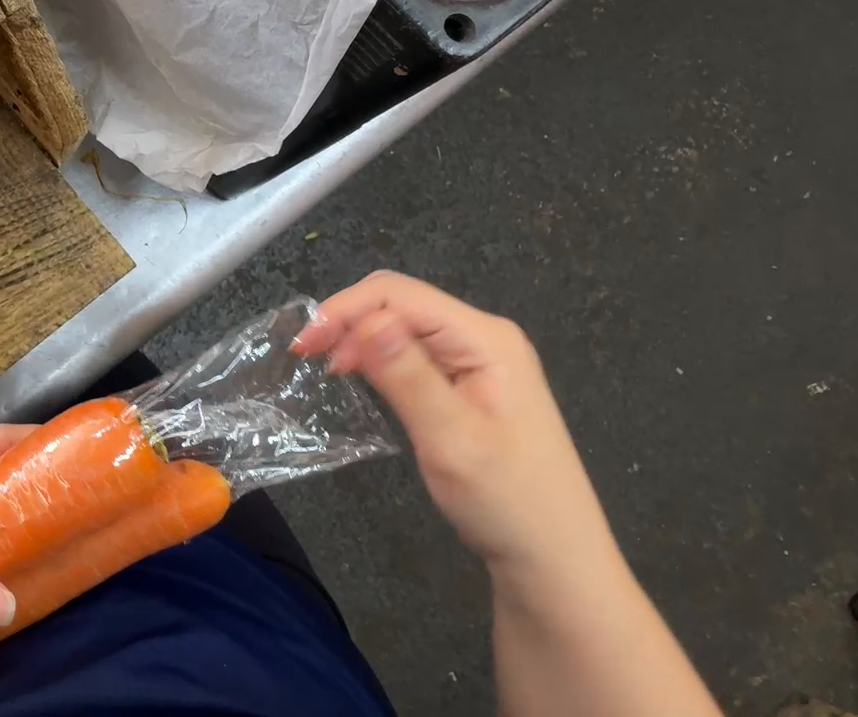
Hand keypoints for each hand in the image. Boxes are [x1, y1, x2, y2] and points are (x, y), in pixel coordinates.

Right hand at [291, 271, 615, 571]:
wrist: (555, 561)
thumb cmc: (507, 502)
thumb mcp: (450, 438)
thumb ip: (407, 374)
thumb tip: (365, 318)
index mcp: (485, 339)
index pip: (398, 295)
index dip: (344, 309)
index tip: (303, 347)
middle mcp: (482, 337)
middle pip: (398, 301)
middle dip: (346, 318)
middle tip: (307, 356)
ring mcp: (477, 359)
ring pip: (400, 324)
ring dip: (357, 336)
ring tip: (326, 370)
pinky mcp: (467, 381)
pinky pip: (410, 350)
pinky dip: (375, 355)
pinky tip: (357, 378)